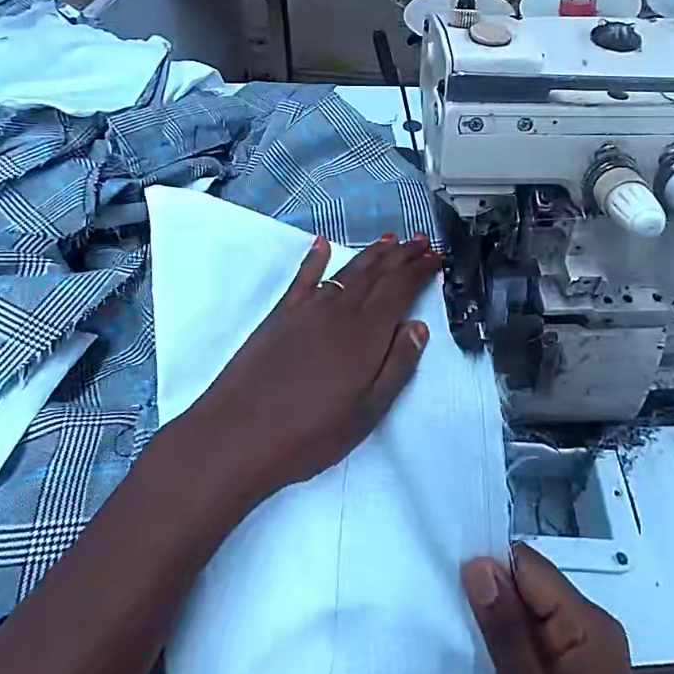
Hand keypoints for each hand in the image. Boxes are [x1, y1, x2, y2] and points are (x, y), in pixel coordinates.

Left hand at [183, 233, 441, 499]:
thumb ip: (397, 365)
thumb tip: (417, 328)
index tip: (434, 257)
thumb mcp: (367, 411)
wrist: (238, 433)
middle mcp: (337, 311)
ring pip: (346, 272)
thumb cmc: (309, 433)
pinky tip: (321, 245)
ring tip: (388, 240)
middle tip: (420, 241)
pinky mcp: (279, 315)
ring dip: (370, 254)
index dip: (419, 270)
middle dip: (400, 255)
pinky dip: (314, 259)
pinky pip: (302, 278)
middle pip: (375, 273)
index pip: (399, 289)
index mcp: (364, 333)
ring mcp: (306, 310)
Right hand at [463, 542, 637, 673]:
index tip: (452, 585)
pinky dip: (505, 654)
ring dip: (493, 631)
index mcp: (589, 622)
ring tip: (466, 649)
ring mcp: (581, 654)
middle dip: (488, 603)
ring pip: (523, 618)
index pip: (525, 564)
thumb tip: (478, 566)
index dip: (487, 570)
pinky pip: (530, 645)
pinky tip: (487, 671)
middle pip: (524, 589)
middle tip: (454, 625)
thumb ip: (507, 633)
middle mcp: (589, 629)